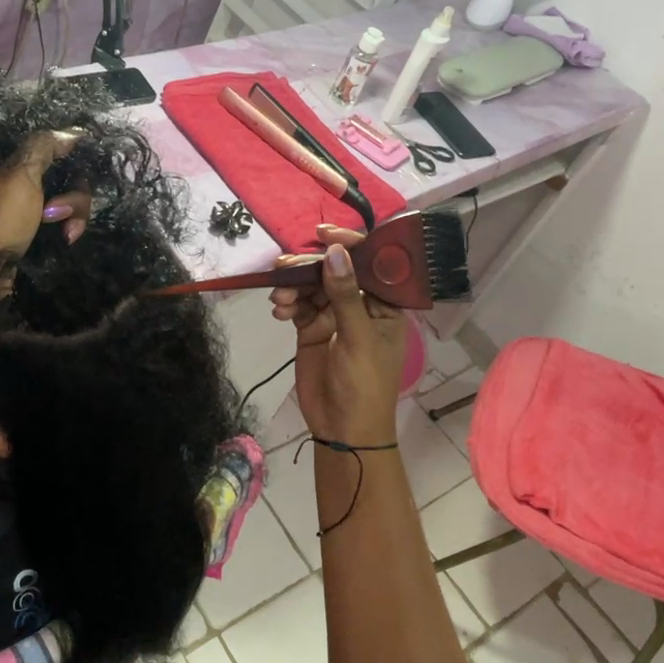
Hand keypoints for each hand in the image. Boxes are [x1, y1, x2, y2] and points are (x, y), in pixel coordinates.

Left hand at [0, 130, 92, 261]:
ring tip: (65, 233)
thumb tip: (70, 130)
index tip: (88, 166)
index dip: (77, 154)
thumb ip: (42, 148)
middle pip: (71, 177)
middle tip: (58, 214)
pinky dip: (72, 228)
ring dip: (75, 214)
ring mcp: (36, 211)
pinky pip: (69, 221)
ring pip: (73, 201)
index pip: (59, 148)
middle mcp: (29, 184)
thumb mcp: (20, 178)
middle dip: (76, 195)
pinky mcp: (43, 234)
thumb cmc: (2, 222)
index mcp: (20, 166)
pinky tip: (66, 240)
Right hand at [269, 224, 407, 444]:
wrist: (343, 428)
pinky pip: (297, 305)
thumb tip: (334, 252)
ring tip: (278, 299)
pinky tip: (278, 312)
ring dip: (293, 287)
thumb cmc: (365, 384)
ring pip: (311, 286)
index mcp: (385, 304)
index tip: (323, 234)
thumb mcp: (358, 338)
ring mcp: (334, 315)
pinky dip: (287, 304)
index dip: (350, 244)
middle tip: (285, 268)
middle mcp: (360, 304)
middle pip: (334, 270)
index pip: (371, 263)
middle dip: (309, 267)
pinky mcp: (311, 328)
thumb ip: (344, 295)